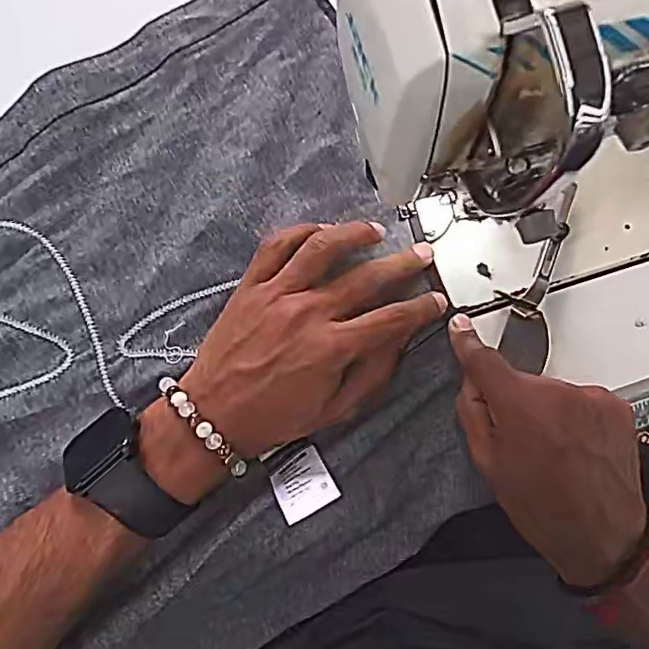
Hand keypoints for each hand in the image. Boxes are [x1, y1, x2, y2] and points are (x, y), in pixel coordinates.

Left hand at [140, 221, 446, 502]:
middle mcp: (306, 315)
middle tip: (420, 256)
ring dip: (354, 234)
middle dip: (403, 264)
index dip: (421, 307)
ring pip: (322, 248)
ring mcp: (276, 295)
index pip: (391, 318)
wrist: (214, 414)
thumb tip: (399, 342)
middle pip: (367, 277)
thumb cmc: (272, 416)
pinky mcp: (251, 287)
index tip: (434, 300)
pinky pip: (276, 246)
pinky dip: (301, 232)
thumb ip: (373, 374)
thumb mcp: (334, 409)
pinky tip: (320, 231)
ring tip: (374, 231)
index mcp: (330, 349)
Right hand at [448, 314, 646, 586]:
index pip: (484, 359)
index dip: (467, 343)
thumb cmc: (546, 508)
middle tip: (524, 441)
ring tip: (556, 450)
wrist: (602, 534)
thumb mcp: (488, 463)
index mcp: (519, 405)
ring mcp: (589, 397)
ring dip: (549, 411)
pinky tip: (577, 447)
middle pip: (522, 381)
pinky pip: (580, 399)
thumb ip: (473, 413)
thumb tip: (472, 384)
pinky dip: (575, 416)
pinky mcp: (614, 404)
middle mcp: (557, 393)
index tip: (461, 328)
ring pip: (553, 391)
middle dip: (517, 401)